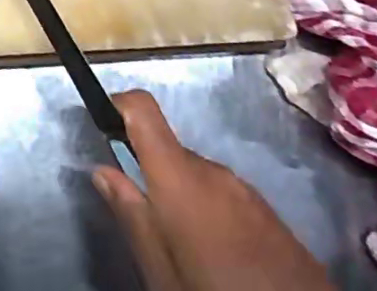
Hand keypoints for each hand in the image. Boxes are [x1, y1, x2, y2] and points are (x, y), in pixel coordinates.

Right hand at [94, 91, 333, 290]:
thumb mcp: (162, 272)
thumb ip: (131, 216)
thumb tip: (103, 171)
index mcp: (180, 177)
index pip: (144, 109)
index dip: (120, 105)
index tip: (103, 124)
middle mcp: (214, 172)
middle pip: (169, 152)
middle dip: (152, 176)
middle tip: (147, 223)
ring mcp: (248, 193)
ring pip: (198, 178)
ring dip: (184, 200)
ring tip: (186, 250)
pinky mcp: (273, 217)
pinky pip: (227, 200)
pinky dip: (213, 216)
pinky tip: (220, 260)